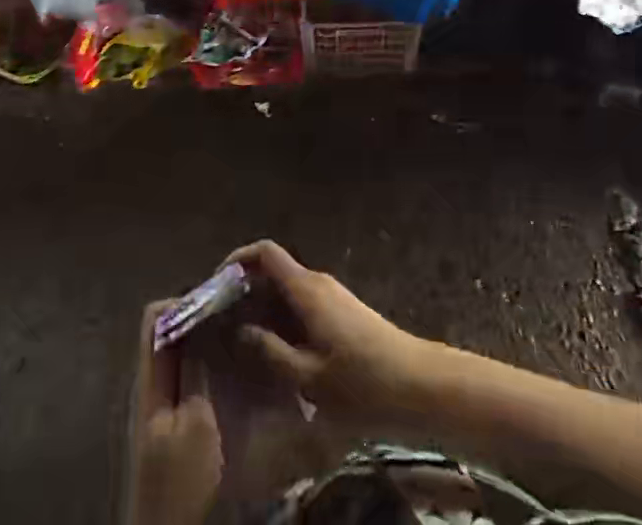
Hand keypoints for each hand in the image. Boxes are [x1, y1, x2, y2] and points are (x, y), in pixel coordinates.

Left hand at [125, 301, 220, 524]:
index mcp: (149, 375)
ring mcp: (158, 400)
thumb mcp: (196, 423)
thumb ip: (195, 372)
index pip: (155, 315)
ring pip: (177, 353)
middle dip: (198, 318)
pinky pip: (184, 376)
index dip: (184, 301)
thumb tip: (201, 325)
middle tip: (235, 317)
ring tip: (238, 338)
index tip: (218, 303)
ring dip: (203, 342)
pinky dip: (204, 365)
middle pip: (166, 331)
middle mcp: (149, 380)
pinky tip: (230, 371)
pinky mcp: (170, 419)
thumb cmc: (180, 478)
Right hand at [224, 240, 436, 427]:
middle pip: (272, 272)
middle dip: (245, 293)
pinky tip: (277, 356)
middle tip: (222, 327)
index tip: (216, 286)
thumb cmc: (365, 383)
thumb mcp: (308, 377)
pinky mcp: (343, 315)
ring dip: (263, 311)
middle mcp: (318, 284)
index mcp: (306, 289)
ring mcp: (333, 298)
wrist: (425, 389)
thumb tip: (240, 330)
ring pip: (286, 292)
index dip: (237, 260)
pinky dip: (282, 322)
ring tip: (244, 346)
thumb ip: (269, 351)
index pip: (265, 252)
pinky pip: (301, 307)